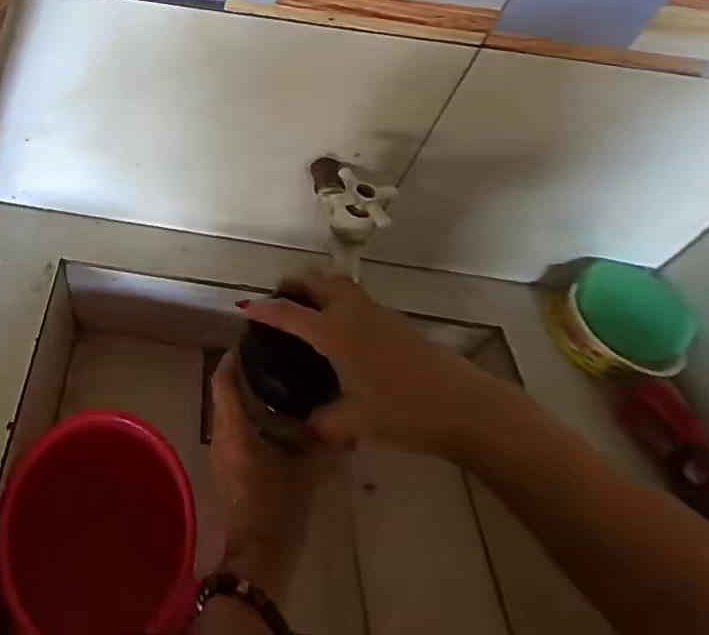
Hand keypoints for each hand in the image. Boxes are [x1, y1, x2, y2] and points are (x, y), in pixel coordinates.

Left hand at [209, 352, 337, 593]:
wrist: (259, 554)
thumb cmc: (278, 505)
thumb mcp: (307, 471)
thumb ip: (326, 444)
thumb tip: (349, 423)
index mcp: (233, 426)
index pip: (223, 379)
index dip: (233, 356)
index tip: (252, 339)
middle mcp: (220, 433)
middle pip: (225, 391)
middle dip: (244, 372)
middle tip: (273, 356)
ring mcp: (221, 451)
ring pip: (229, 410)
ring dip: (246, 394)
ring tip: (278, 381)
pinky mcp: (228, 466)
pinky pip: (233, 428)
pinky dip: (248, 415)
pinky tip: (276, 418)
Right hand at [239, 271, 492, 456]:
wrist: (463, 404)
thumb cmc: (405, 411)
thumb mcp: (358, 423)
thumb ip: (325, 424)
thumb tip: (306, 428)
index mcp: (335, 333)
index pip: (291, 314)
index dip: (265, 310)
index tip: (245, 307)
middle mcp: (352, 313)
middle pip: (316, 280)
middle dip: (293, 284)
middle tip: (279, 299)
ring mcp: (376, 313)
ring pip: (339, 283)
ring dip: (318, 285)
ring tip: (307, 306)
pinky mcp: (395, 321)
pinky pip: (356, 298)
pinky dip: (338, 299)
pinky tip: (341, 329)